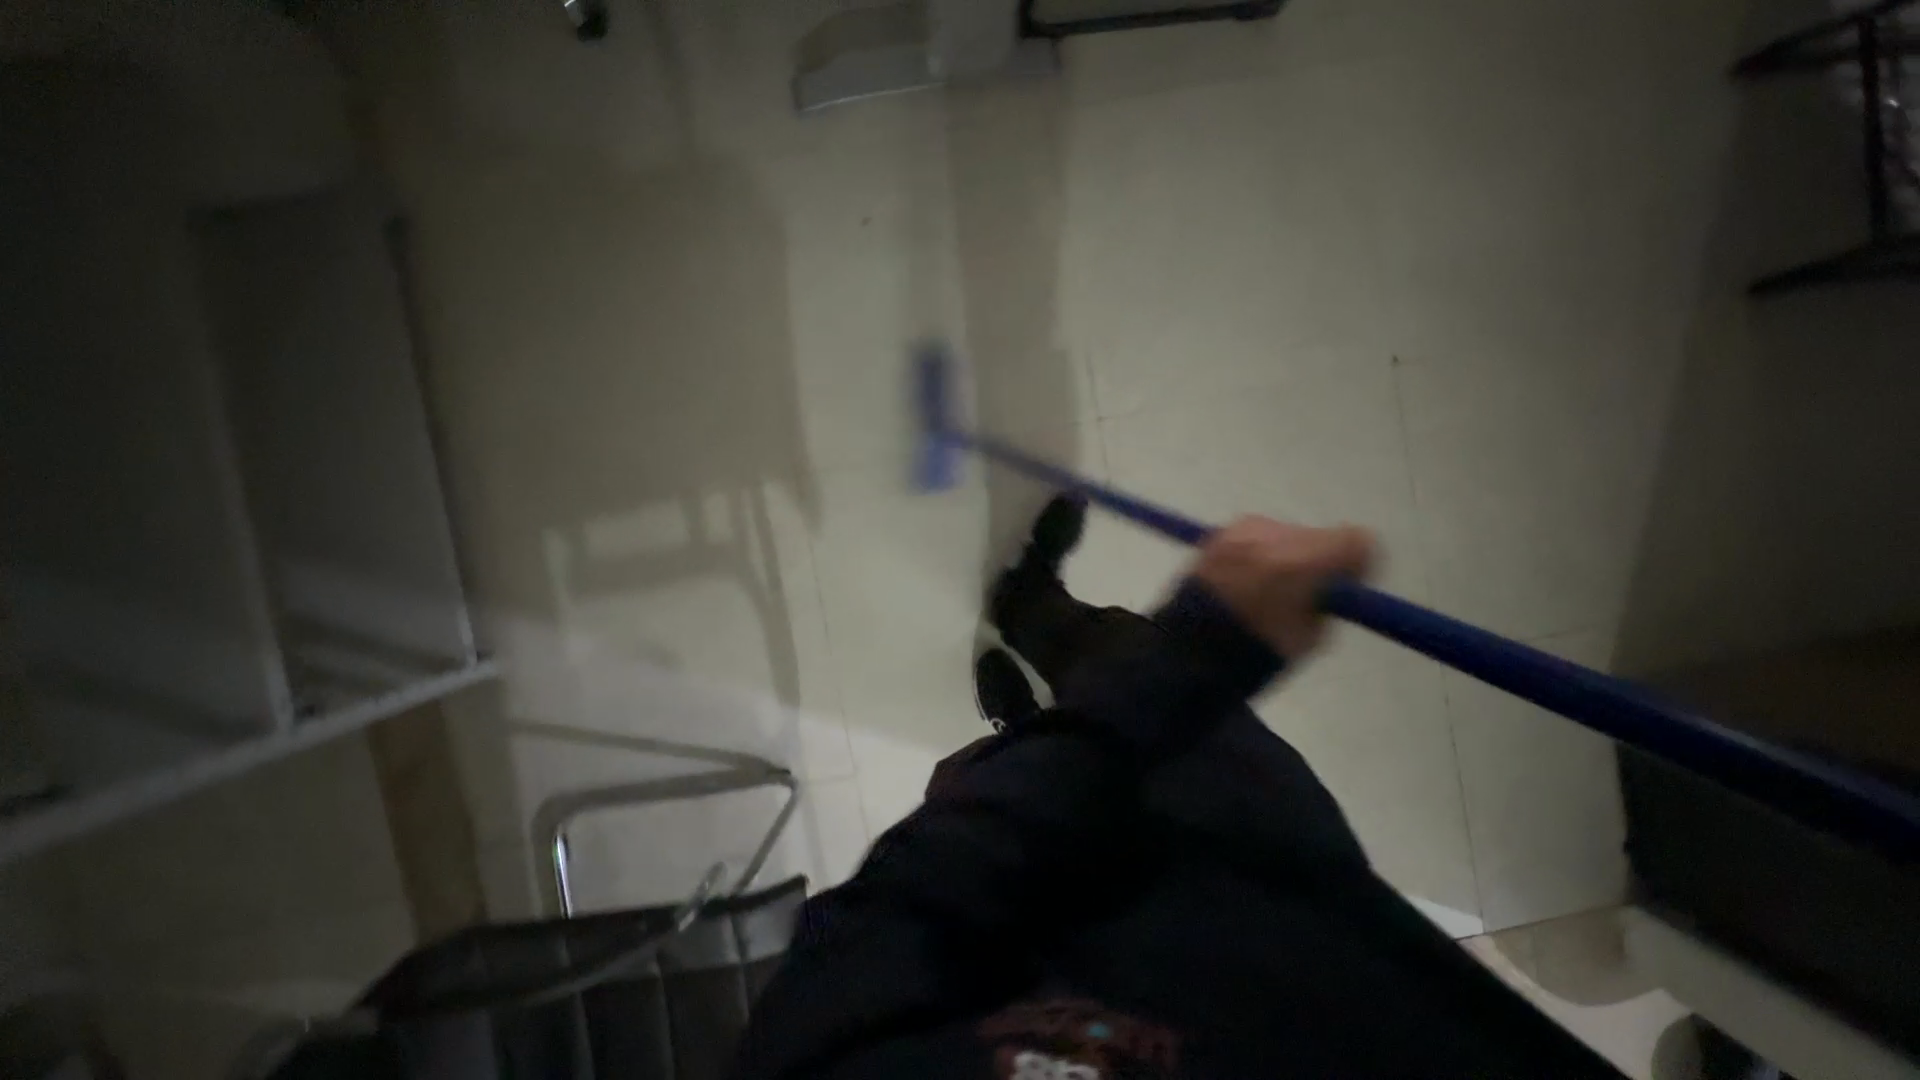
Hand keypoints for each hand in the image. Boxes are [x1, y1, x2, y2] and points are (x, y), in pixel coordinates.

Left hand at [1190, 516, 1376, 659]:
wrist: (1188, 649)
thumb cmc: (1256, 651)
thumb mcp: (1314, 634)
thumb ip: (1332, 599)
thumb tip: (1338, 581)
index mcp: (1300, 562)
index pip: (1356, 540)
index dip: (1355, 564)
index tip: (1345, 586)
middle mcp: (1271, 535)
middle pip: (1317, 536)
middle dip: (1317, 560)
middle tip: (1301, 593)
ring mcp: (1240, 531)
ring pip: (1285, 534)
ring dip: (1285, 555)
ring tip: (1264, 590)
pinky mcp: (1217, 533)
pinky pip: (1255, 536)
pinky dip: (1258, 553)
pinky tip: (1243, 581)